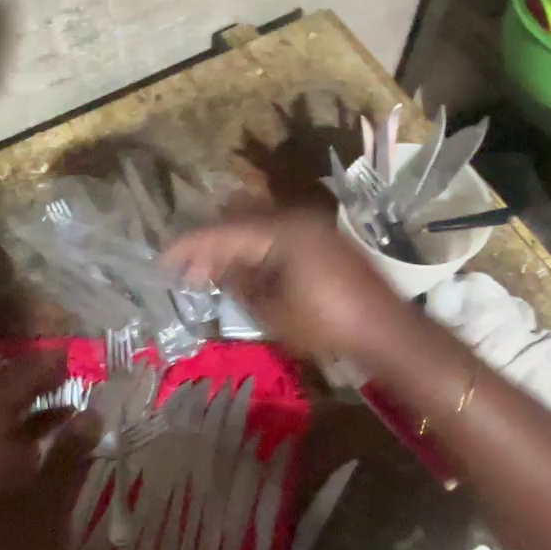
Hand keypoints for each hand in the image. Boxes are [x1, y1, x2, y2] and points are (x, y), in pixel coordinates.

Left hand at [0, 351, 99, 549]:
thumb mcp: (50, 504)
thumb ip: (70, 454)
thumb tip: (93, 411)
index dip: (30, 370)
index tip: (67, 356)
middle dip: (28, 378)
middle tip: (67, 364)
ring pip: (3, 421)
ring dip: (32, 401)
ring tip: (70, 387)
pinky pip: (10, 445)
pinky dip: (35, 429)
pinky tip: (65, 429)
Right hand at [164, 211, 422, 362]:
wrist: (387, 331)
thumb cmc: (327, 325)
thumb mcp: (273, 311)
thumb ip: (239, 284)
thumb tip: (215, 269)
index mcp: (282, 230)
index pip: (223, 232)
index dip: (191, 246)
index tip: (163, 259)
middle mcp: (297, 218)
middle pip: (240, 220)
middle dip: (210, 243)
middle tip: (185, 267)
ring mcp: (315, 226)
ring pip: (260, 226)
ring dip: (233, 245)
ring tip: (210, 270)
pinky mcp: (325, 240)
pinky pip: (279, 234)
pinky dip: (257, 249)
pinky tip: (247, 269)